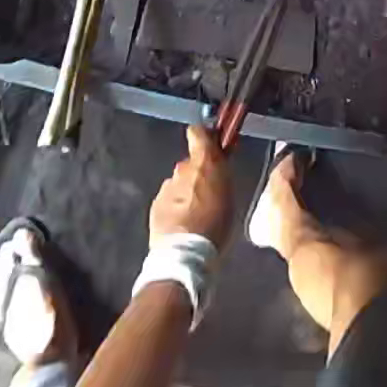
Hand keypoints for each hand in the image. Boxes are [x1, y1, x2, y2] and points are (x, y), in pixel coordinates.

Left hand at [148, 126, 232, 246]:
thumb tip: (218, 166)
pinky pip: (168, 199)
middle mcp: (183, 169)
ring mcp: (167, 187)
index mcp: (204, 162)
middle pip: (191, 163)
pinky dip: (174, 207)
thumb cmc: (215, 224)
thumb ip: (221, 175)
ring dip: (186, 192)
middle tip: (208, 192)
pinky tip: (182, 224)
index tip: (211, 142)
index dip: (204, 135)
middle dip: (198, 173)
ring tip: (195, 214)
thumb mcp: (230, 195)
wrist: (185, 255)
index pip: (198, 132)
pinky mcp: (155, 205)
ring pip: (179, 183)